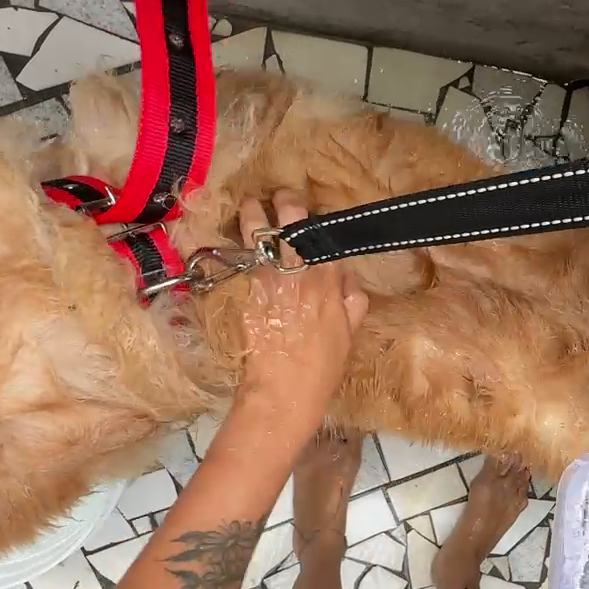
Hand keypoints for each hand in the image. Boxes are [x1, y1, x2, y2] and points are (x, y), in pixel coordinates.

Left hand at [233, 190, 368, 429]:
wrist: (282, 392)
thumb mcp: (349, 334)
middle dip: (285, 202)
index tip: (308, 213)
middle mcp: (296, 271)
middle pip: (289, 219)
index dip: (313, 218)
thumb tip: (346, 280)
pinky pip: (238, 257)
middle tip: (282, 197)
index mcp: (327, 280)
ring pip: (256, 230)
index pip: (321, 233)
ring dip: (253, 212)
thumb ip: (352, 302)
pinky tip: (235, 237)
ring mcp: (265, 278)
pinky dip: (237, 244)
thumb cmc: (321, 368)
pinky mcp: (241, 290)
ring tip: (251, 206)